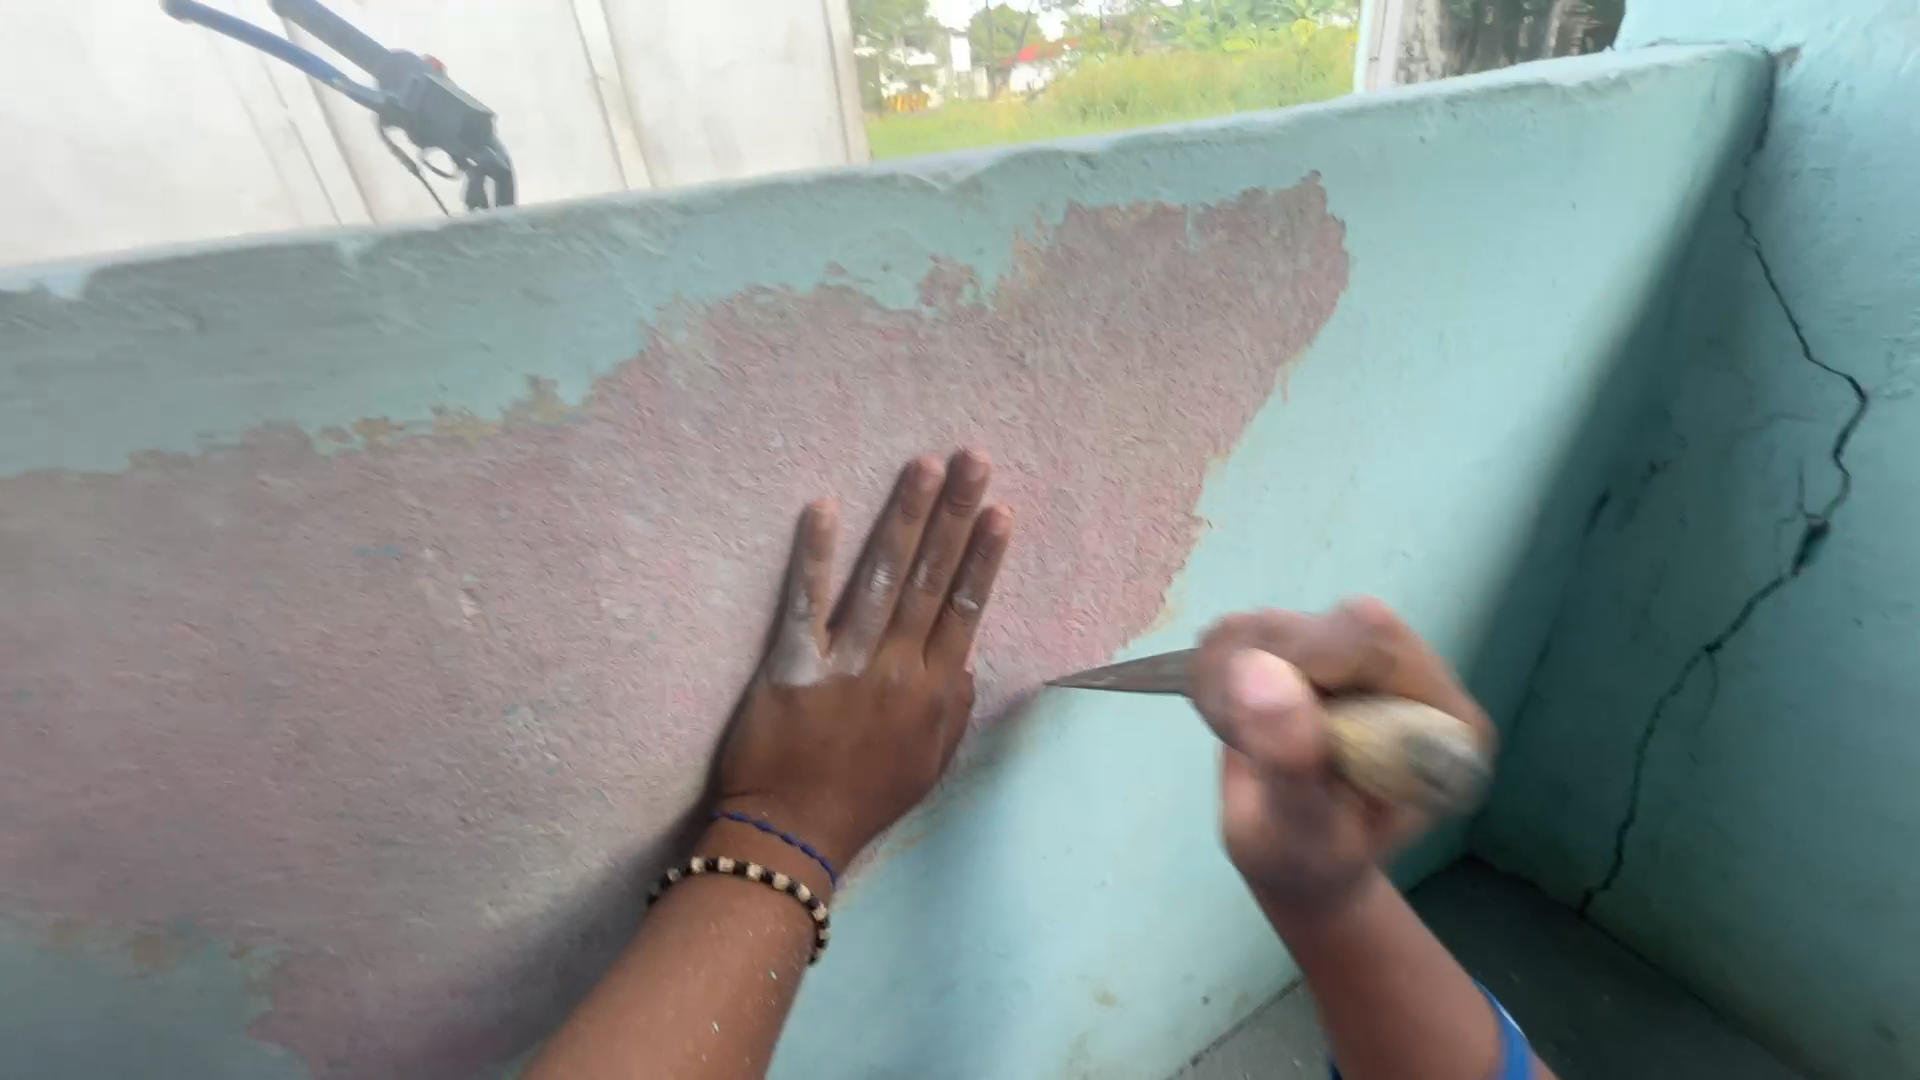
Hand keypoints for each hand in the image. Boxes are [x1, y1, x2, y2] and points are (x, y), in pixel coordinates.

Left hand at [714, 450, 1012, 870]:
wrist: (794, 833)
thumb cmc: (866, 798)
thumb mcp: (932, 762)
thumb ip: (955, 706)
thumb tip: (964, 657)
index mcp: (936, 691)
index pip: (966, 609)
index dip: (983, 557)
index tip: (1000, 510)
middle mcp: (899, 667)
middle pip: (931, 579)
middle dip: (956, 515)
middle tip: (972, 460)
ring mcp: (848, 662)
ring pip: (882, 578)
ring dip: (905, 518)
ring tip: (924, 467)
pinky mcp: (794, 664)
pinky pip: (807, 602)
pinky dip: (815, 554)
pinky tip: (824, 506)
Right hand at [1189, 599, 1492, 927]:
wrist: (1291, 853)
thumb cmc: (1307, 858)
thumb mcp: (1300, 831)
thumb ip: (1290, 759)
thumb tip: (1257, 669)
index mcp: (1441, 717)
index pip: (1372, 639)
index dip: (1303, 663)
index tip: (1263, 725)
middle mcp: (1404, 673)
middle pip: (1313, 624)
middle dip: (1256, 680)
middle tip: (1241, 740)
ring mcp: (1349, 653)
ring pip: (1266, 622)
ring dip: (1226, 679)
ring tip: (1239, 737)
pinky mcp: (1303, 644)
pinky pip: (1238, 629)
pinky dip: (1213, 672)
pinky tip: (1232, 714)